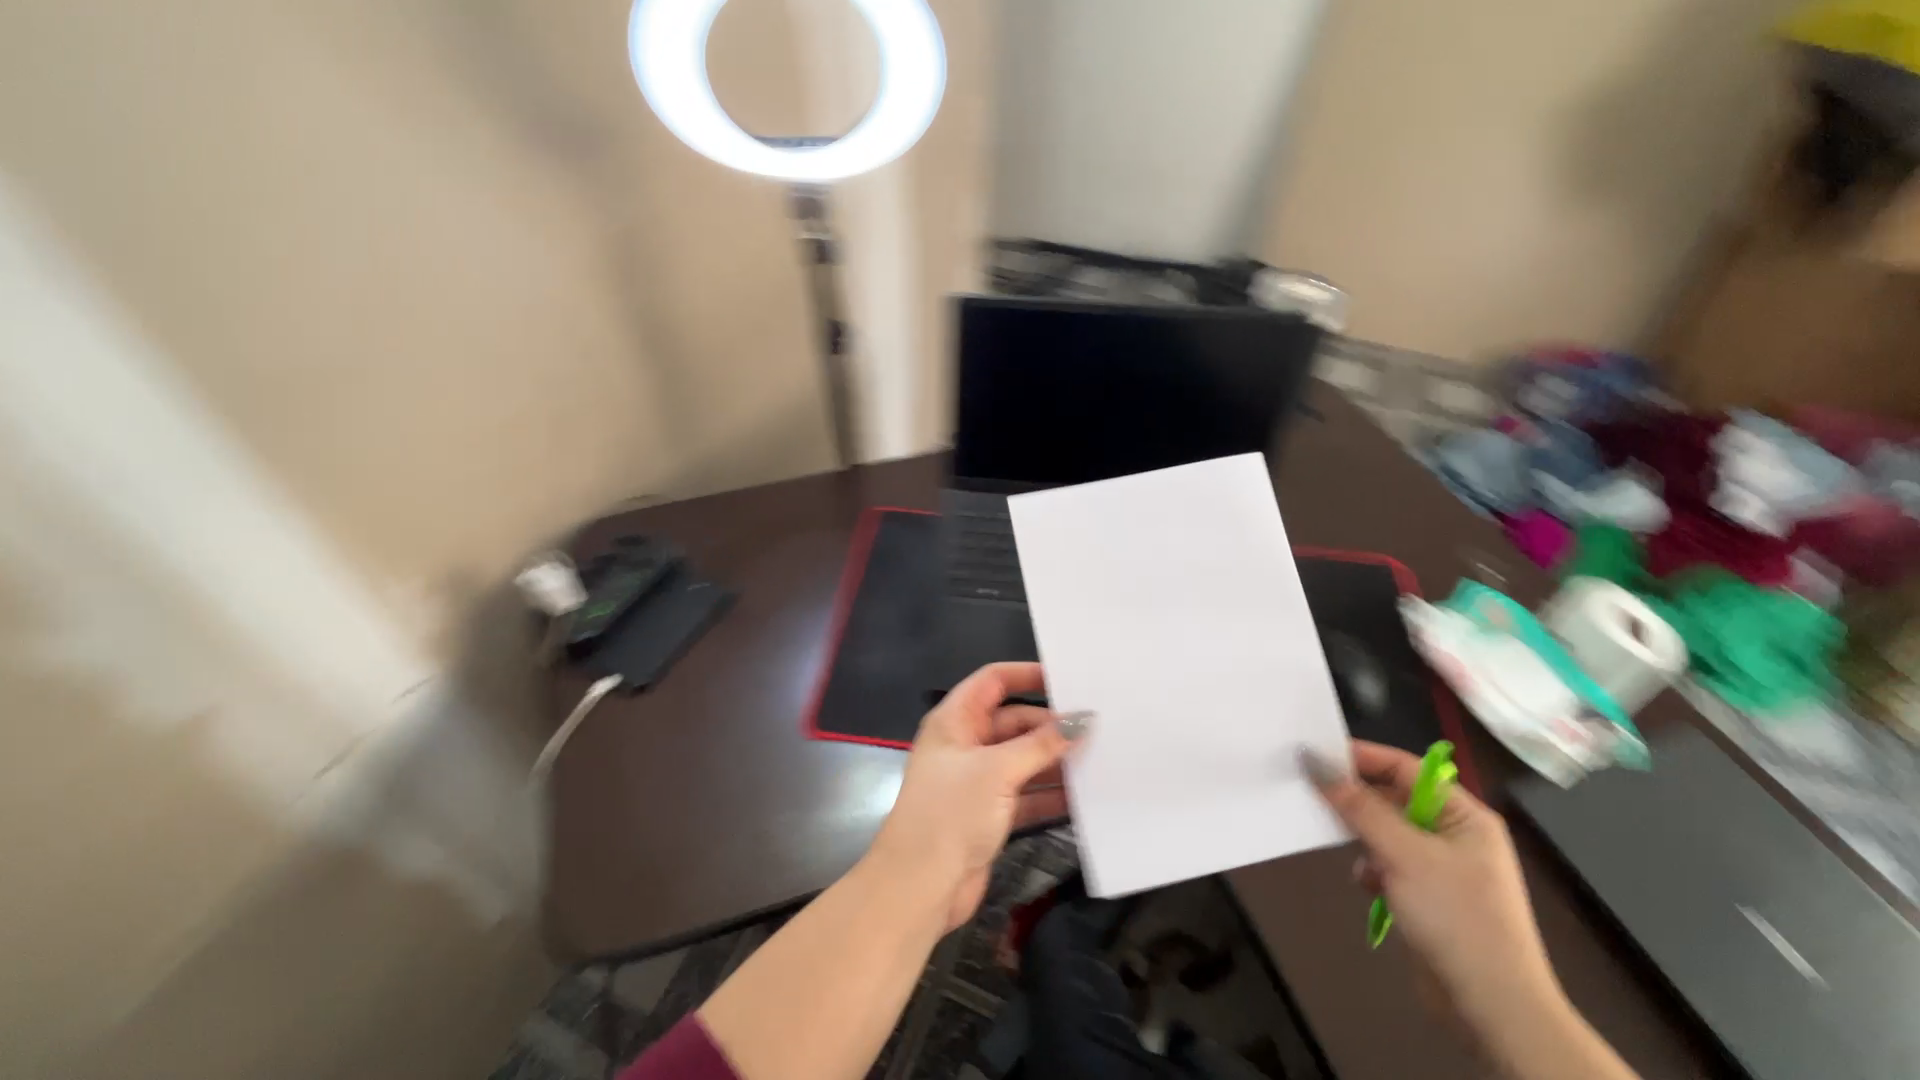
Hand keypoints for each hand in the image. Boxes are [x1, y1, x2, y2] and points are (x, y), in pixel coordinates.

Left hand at [867, 663, 1075, 930]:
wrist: (920, 885)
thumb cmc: (951, 813)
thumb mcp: (997, 771)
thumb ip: (1041, 745)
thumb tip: (1082, 720)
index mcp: (955, 721)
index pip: (993, 681)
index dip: (1027, 675)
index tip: (1069, 679)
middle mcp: (965, 745)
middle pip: (1014, 722)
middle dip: (1052, 726)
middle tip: (1099, 728)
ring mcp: (977, 782)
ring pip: (1024, 760)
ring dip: (1056, 761)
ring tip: (1102, 758)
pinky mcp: (990, 815)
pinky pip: (1027, 794)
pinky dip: (1051, 795)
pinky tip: (1085, 796)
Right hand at [1307, 741, 1562, 1029]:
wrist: (1492, 1005)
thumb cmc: (1456, 917)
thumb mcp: (1405, 855)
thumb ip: (1361, 808)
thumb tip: (1318, 763)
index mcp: (1464, 816)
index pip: (1406, 769)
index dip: (1362, 758)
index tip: (1315, 754)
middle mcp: (1456, 836)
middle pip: (1395, 801)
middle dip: (1358, 802)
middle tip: (1312, 794)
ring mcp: (1444, 870)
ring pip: (1389, 835)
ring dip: (1365, 841)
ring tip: (1343, 848)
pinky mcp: (1429, 900)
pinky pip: (1391, 868)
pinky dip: (1374, 871)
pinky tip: (1366, 886)